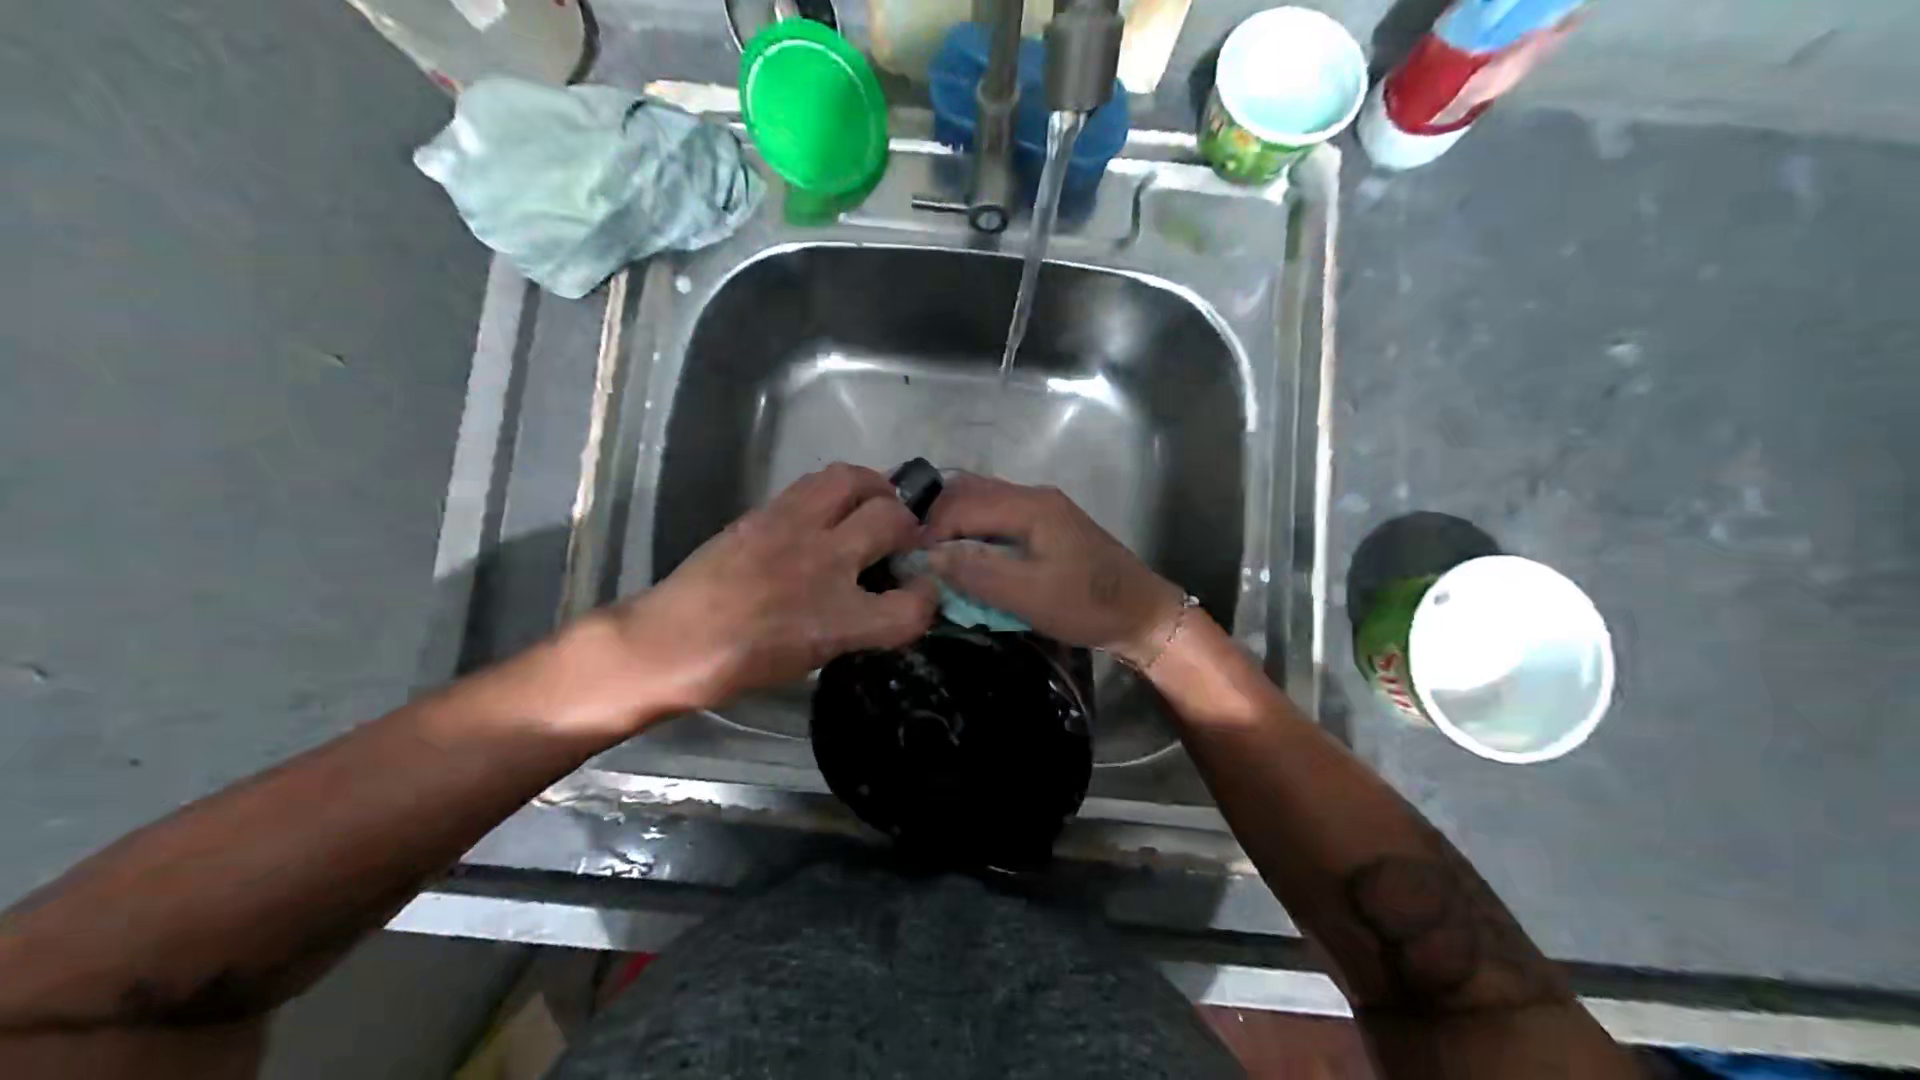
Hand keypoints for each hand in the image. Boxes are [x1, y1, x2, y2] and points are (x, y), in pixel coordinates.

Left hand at [568, 464, 937, 725]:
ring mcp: (794, 530)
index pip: (912, 608)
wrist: (670, 643)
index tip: (922, 594)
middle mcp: (824, 565)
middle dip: (909, 524)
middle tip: (903, 534)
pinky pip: (816, 482)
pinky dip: (838, 488)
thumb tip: (881, 601)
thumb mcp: (813, 658)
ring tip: (876, 500)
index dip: (927, 600)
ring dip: (876, 487)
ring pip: (854, 480)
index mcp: (839, 621)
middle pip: (892, 520)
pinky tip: (833, 506)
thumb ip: (857, 626)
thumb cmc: (740, 666)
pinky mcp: (766, 511)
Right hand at [924, 473, 1187, 664]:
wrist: (1142, 613)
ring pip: (982, 502)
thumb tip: (928, 556)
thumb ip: (978, 573)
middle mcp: (1033, 496)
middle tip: (912, 553)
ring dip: (953, 524)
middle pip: (969, 493)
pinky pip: (997, 517)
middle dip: (936, 519)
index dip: (929, 530)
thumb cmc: (1087, 605)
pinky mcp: (1046, 525)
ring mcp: (1041, 508)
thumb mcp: (1029, 595)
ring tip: (932, 555)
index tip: (907, 559)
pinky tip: (964, 554)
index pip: (962, 505)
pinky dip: (973, 531)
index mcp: (1030, 505)